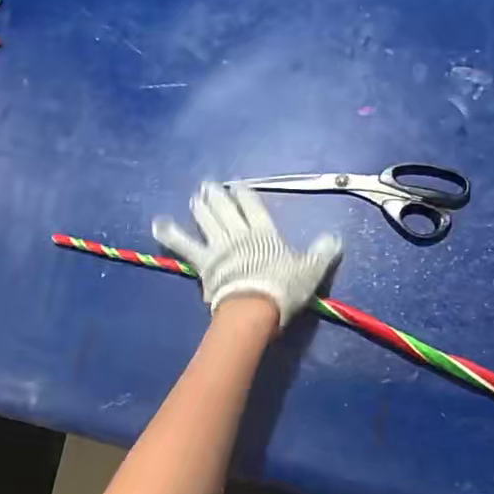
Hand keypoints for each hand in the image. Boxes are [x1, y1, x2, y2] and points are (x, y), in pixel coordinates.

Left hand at [153, 182, 340, 325]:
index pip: (253, 206)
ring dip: (200, 207)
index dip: (245, 194)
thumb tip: (334, 239)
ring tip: (195, 197)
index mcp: (265, 233)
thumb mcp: (311, 270)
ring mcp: (218, 246)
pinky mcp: (202, 262)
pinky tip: (159, 223)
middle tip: (208, 185)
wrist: (255, 309)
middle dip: (217, 195)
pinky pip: (183, 244)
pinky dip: (170, 233)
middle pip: (225, 209)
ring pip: (206, 220)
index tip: (237, 185)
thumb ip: (322, 253)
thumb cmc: (284, 290)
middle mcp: (239, 234)